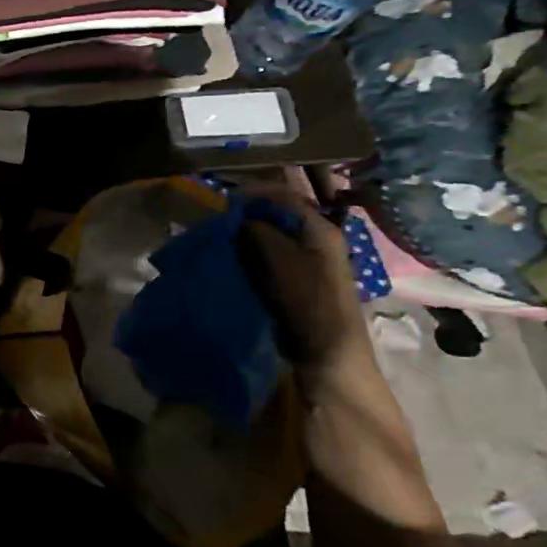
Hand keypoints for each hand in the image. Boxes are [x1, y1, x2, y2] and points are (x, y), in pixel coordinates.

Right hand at [238, 186, 372, 377]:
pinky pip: (270, 257)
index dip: (252, 194)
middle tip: (219, 223)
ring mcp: (309, 261)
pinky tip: (235, 262)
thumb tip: (239, 217)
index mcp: (321, 228)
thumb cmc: (307, 302)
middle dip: (247, 215)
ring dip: (247, 236)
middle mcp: (317, 239)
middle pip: (277, 215)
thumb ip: (258, 230)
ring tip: (222, 242)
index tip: (222, 203)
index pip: (284, 195)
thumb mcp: (279, 260)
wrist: (327, 353)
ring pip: (271, 236)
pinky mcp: (298, 280)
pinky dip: (251, 255)